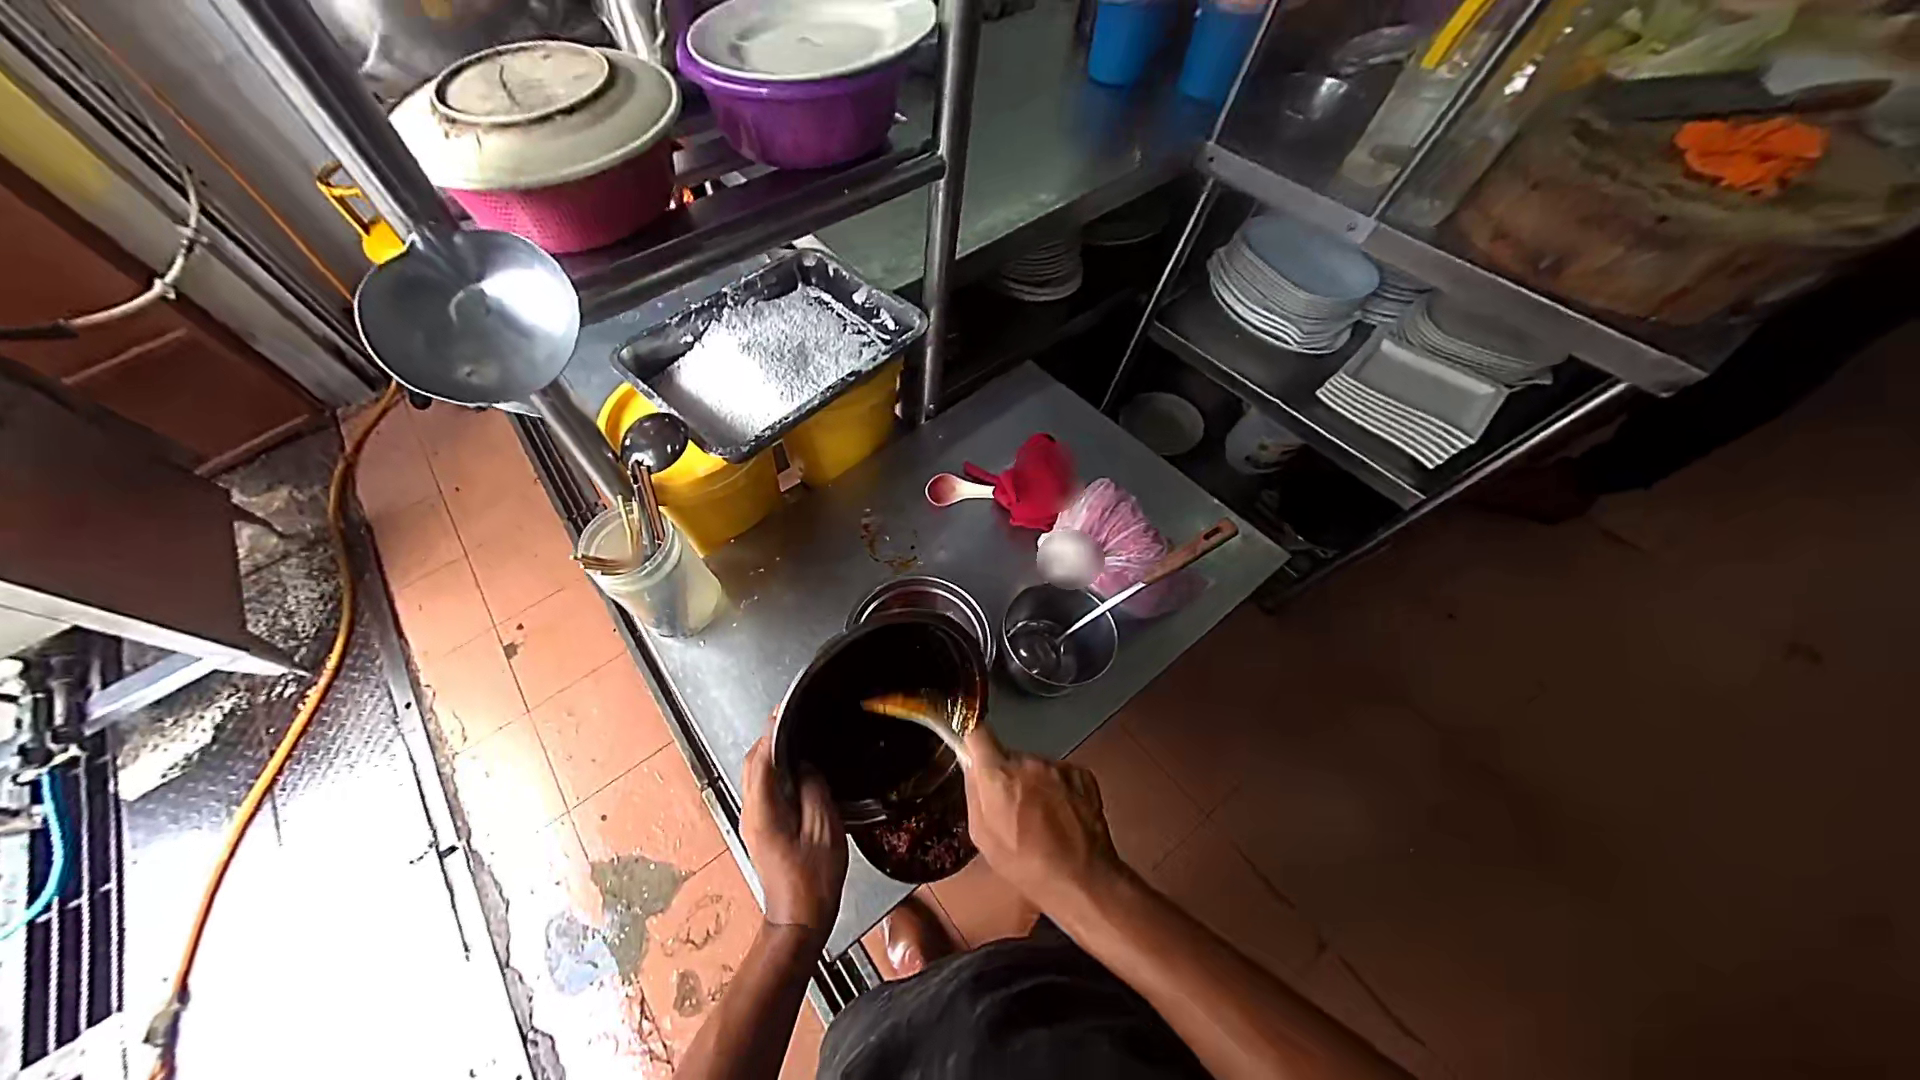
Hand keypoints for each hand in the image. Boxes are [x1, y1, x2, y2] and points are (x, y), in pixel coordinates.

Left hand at [741, 736, 846, 935]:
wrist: (798, 921)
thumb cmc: (812, 883)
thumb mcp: (824, 830)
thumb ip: (815, 791)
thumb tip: (809, 766)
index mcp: (764, 812)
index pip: (760, 760)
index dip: (771, 731)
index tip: (783, 710)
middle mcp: (751, 814)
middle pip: (752, 765)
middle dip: (769, 738)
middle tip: (790, 719)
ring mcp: (754, 823)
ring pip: (756, 777)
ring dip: (772, 754)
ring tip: (795, 737)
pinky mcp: (762, 830)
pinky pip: (764, 790)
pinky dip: (776, 772)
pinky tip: (797, 769)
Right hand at [961, 724, 1126, 916]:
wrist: (1082, 879)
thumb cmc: (1025, 864)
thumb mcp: (983, 836)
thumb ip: (974, 794)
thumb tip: (973, 768)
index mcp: (998, 774)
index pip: (977, 733)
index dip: (973, 738)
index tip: (972, 747)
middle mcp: (1028, 761)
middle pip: (1010, 757)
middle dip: (1008, 775)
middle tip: (1013, 806)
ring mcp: (1058, 766)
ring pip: (1036, 767)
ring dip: (1034, 782)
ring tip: (1042, 817)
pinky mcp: (1082, 773)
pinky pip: (1060, 774)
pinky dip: (1058, 788)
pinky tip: (1063, 816)